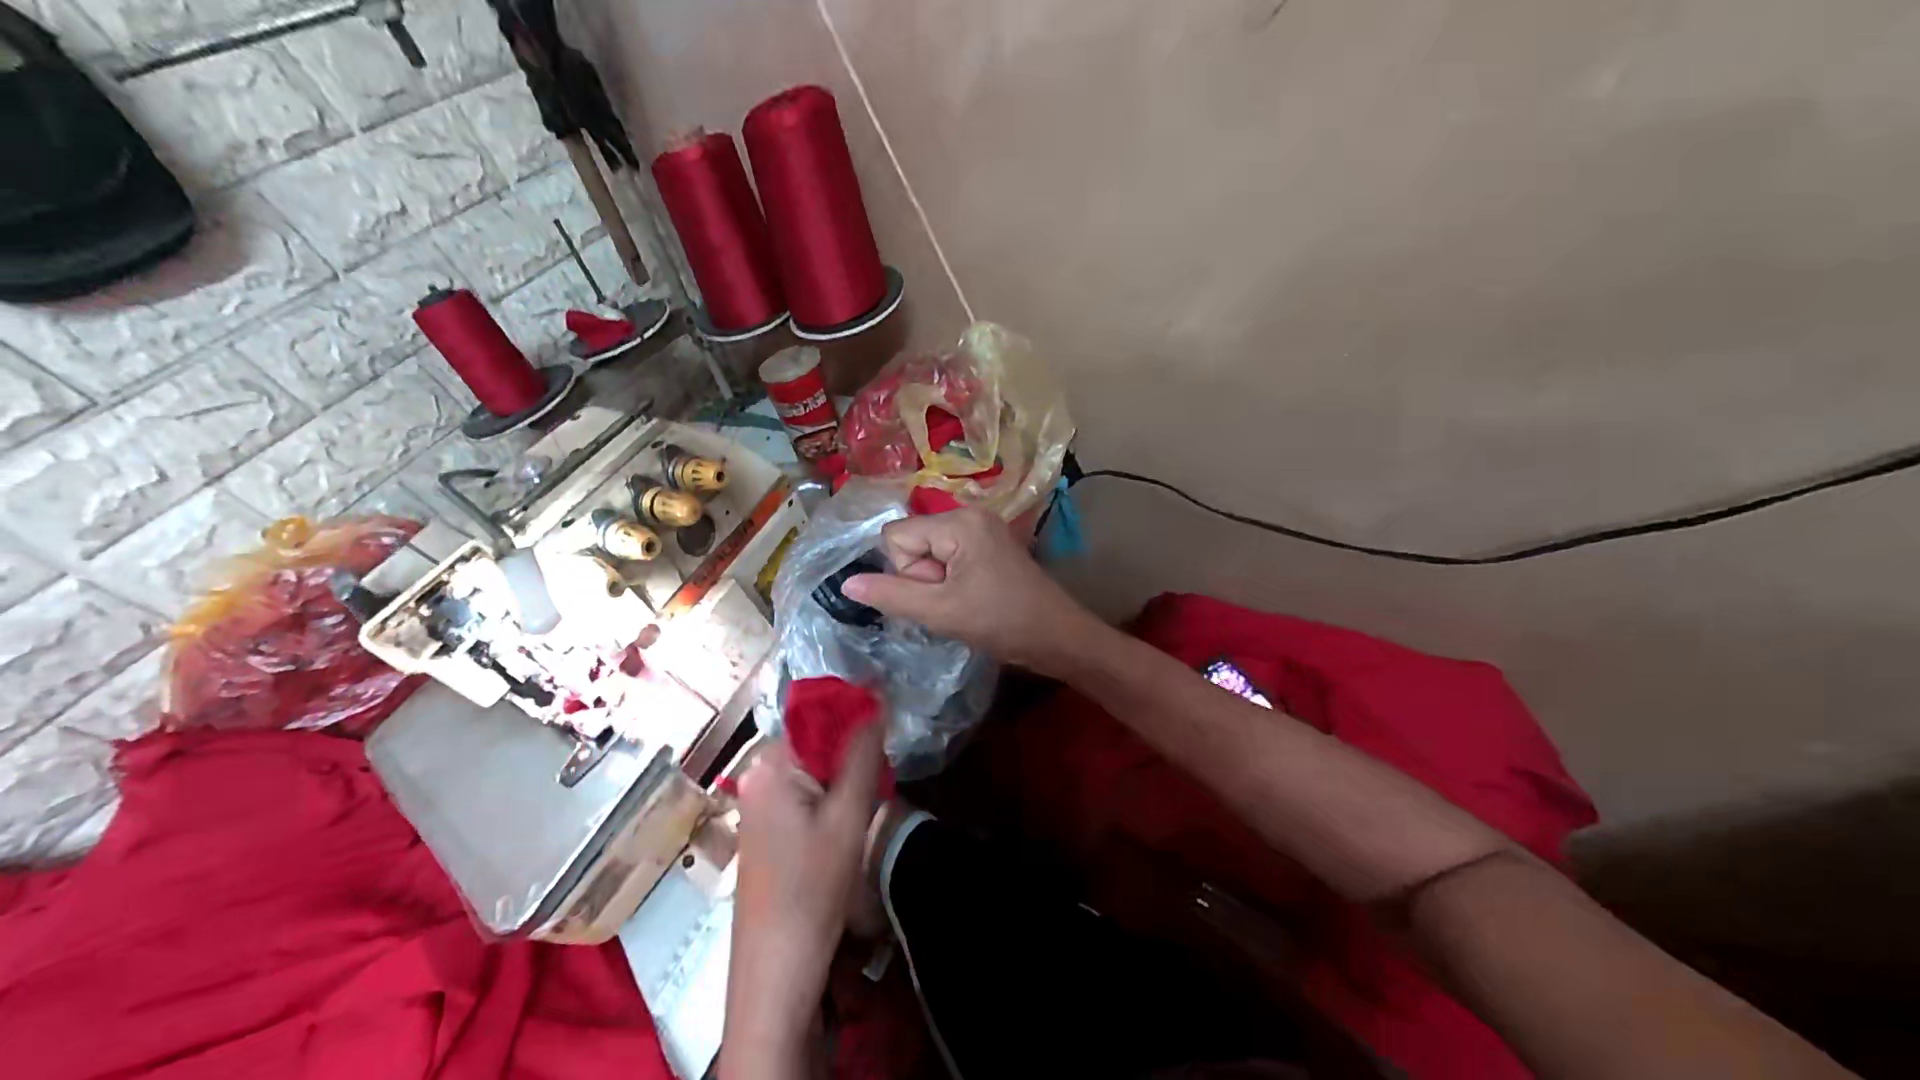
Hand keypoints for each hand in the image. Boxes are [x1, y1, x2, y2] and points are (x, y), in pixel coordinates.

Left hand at [721, 725, 884, 1079]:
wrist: (776, 969)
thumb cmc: (812, 888)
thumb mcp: (848, 816)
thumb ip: (863, 753)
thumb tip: (876, 695)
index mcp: (768, 764)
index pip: (816, 715)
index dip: (854, 718)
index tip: (886, 736)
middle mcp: (755, 776)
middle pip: (814, 742)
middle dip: (850, 754)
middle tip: (880, 781)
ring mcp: (756, 804)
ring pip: (812, 769)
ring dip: (843, 778)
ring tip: (866, 807)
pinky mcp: (764, 829)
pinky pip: (802, 794)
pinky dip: (829, 799)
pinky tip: (846, 826)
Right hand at [841, 509, 1104, 674]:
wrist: (1058, 637)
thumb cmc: (1002, 622)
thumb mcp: (940, 612)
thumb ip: (890, 595)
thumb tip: (847, 582)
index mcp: (959, 521)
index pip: (896, 536)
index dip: (906, 571)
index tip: (937, 593)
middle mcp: (970, 513)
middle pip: (912, 541)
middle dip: (923, 577)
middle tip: (955, 601)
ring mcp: (982, 528)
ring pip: (928, 552)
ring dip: (937, 583)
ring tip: (966, 602)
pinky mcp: (988, 544)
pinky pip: (948, 556)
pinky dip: (950, 580)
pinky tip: (971, 598)